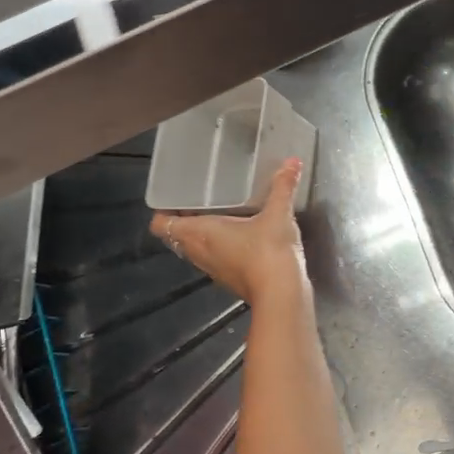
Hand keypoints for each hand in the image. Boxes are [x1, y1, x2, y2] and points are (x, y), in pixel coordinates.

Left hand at [150, 158, 309, 305]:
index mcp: (199, 233)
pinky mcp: (228, 279)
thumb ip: (283, 187)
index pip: (161, 224)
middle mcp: (198, 252)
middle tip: (203, 200)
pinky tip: (241, 237)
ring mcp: (212, 269)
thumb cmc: (268, 250)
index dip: (163, 210)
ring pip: (194, 248)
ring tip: (222, 215)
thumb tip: (293, 160)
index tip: (177, 197)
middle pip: (176, 236)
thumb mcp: (278, 214)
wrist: (281, 293)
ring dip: (201, 235)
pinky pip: (213, 258)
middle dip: (185, 219)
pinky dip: (219, 248)